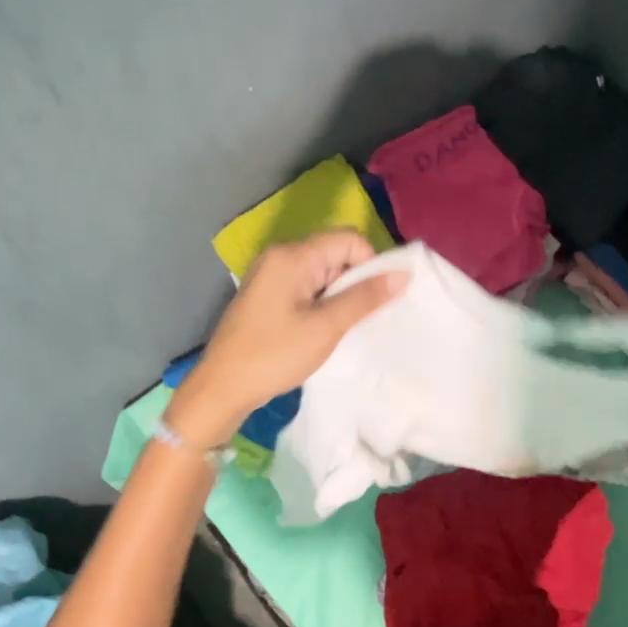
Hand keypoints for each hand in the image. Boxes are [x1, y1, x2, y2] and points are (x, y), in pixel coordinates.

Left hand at [165, 229, 405, 444]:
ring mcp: (272, 276)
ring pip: (324, 274)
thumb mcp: (326, 327)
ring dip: (341, 297)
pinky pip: (308, 288)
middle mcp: (281, 256)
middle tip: (362, 319)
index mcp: (293, 256)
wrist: (224, 387)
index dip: (371, 265)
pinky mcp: (269, 296)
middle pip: (336, 253)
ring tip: (344, 328)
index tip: (376, 301)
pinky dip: (324, 304)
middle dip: (357, 282)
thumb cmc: (274, 355)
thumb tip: (403, 274)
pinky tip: (326, 331)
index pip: (349, 239)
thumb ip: (364, 298)